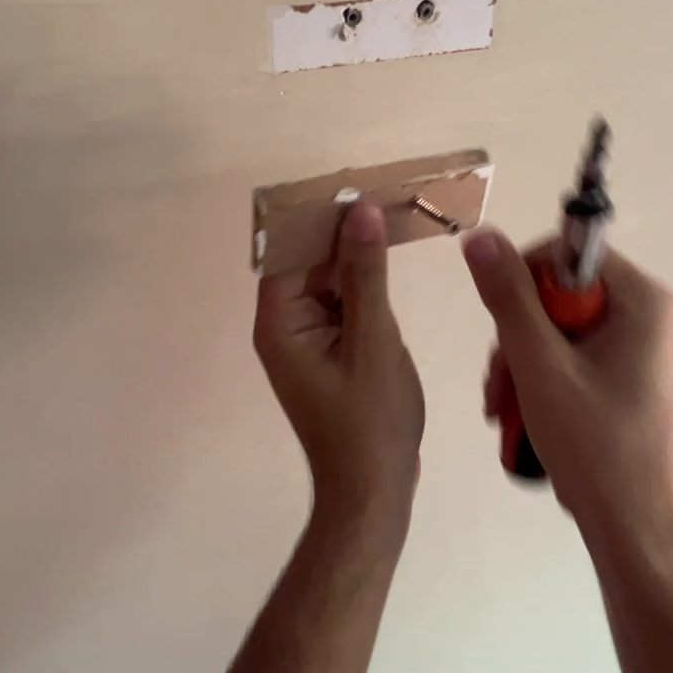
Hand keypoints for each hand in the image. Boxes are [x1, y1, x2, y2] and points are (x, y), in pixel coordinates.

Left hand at [254, 201, 424, 520]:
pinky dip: (362, 281)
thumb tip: (360, 211)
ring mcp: (305, 339)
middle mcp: (283, 326)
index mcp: (280, 323)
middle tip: (382, 191)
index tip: (354, 182)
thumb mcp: (374, 342)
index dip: (317, 215)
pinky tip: (389, 256)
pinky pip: (339, 302)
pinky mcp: (326, 350)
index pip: (288, 251)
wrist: (372, 490)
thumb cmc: (371, 422)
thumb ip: (365, 276)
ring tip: (391, 211)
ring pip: (325, 279)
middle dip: (340, 229)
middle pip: (305, 261)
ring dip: (355, 252)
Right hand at [462, 229, 672, 537]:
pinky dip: (539, 385)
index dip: (519, 286)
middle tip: (498, 389)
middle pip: (555, 298)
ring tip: (504, 413)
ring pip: (556, 334)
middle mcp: (645, 318)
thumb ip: (509, 298)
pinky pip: (570, 362)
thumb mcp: (539, 366)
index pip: (563, 255)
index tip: (502, 334)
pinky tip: (523, 420)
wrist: (635, 529)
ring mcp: (637, 353)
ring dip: (519, 368)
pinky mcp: (626, 384)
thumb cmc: (594, 445)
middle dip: (515, 341)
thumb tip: (480, 236)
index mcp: (640, 301)